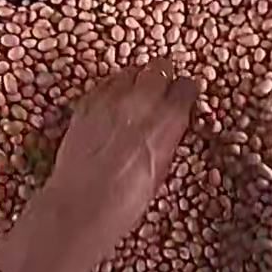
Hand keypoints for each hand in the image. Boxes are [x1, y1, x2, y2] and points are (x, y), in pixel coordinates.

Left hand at [0, 61, 198, 271]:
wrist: (83, 204)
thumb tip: (170, 127)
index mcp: (168, 119)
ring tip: (139, 92)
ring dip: (139, 79)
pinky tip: (114, 102)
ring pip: (131, 71)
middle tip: (164, 87)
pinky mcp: (86, 104)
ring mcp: (111, 99)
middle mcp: (141, 102)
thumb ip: (168, 139)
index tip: (186, 94)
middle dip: (165, 76)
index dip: (188, 90)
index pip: (186, 87)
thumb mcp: (162, 170)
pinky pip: (105, 84)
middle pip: (160, 67)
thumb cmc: (128, 199)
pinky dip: (113, 88)